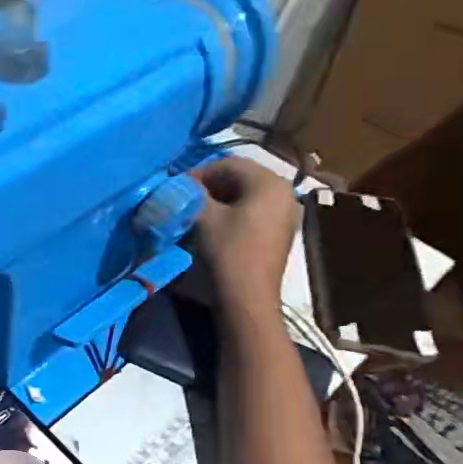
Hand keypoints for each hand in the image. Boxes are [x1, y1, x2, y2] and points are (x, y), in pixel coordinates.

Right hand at [189, 156, 300, 312]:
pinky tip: (215, 227)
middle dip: (210, 187)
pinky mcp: (280, 233)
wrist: (248, 299)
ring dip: (220, 201)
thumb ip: (192, 193)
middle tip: (185, 200)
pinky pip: (254, 213)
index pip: (228, 164)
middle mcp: (284, 191)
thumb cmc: (229, 252)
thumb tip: (180, 184)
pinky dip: (233, 214)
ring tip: (196, 214)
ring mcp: (285, 213)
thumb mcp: (205, 217)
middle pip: (240, 178)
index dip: (199, 173)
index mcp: (269, 181)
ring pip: (246, 196)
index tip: (177, 188)